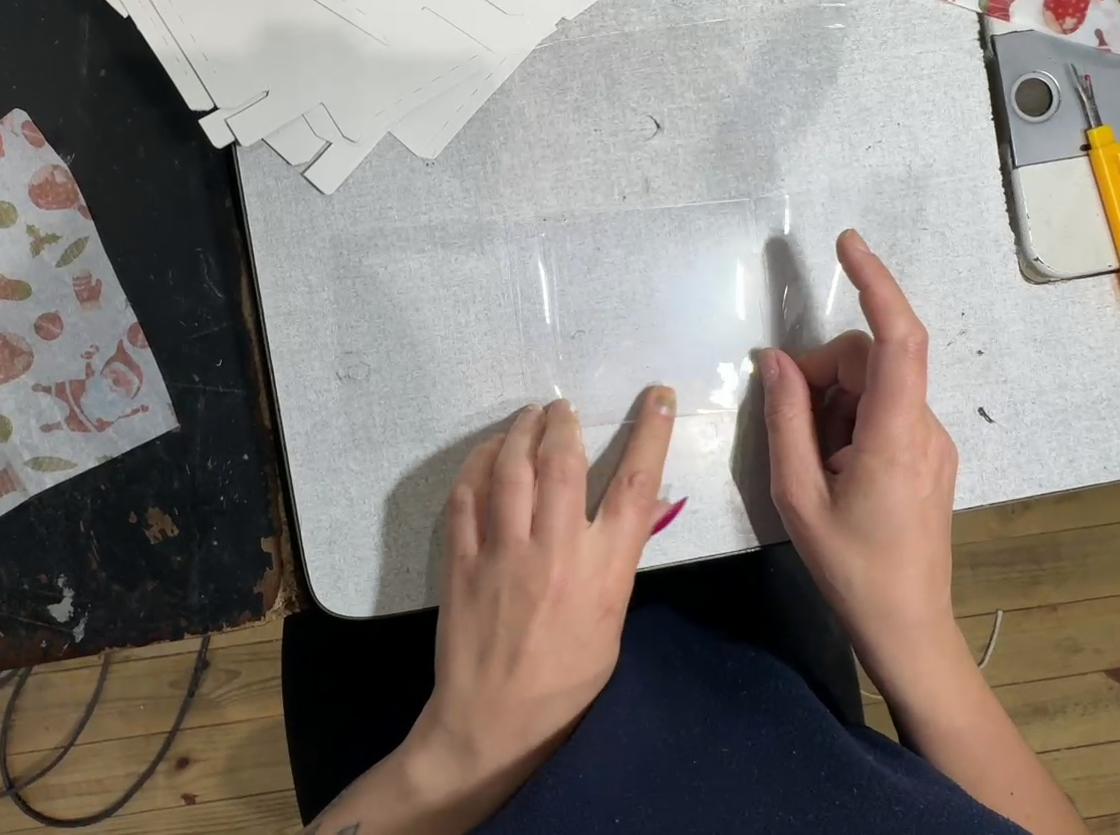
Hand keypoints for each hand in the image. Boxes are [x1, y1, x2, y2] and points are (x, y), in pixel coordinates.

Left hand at [402, 391, 678, 812]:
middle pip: (563, 462)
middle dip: (565, 422)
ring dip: (521, 431)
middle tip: (563, 407)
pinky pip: (466, 494)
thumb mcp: (613, 621)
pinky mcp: (461, 558)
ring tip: (529, 415)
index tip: (657, 396)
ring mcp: (502, 552)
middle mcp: (555, 550)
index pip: (637, 485)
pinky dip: (478, 463)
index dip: (651, 433)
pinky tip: (489, 451)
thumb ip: (614, 560)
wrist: (494, 723)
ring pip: (511, 468)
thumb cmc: (566, 680)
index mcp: (603, 570)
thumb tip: (619, 510)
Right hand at [759, 230, 960, 687]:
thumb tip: (774, 359)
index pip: (897, 339)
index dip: (875, 284)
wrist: (905, 624)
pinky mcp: (925, 453)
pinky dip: (845, 419)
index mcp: (896, 435)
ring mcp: (930, 439)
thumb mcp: (797, 494)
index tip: (847, 245)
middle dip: (820, 374)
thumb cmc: (848, 565)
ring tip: (812, 459)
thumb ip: (785, 418)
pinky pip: (880, 408)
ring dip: (830, 402)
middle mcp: (924, 426)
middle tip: (789, 427)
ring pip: (872, 383)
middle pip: (870, 359)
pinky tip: (830, 463)